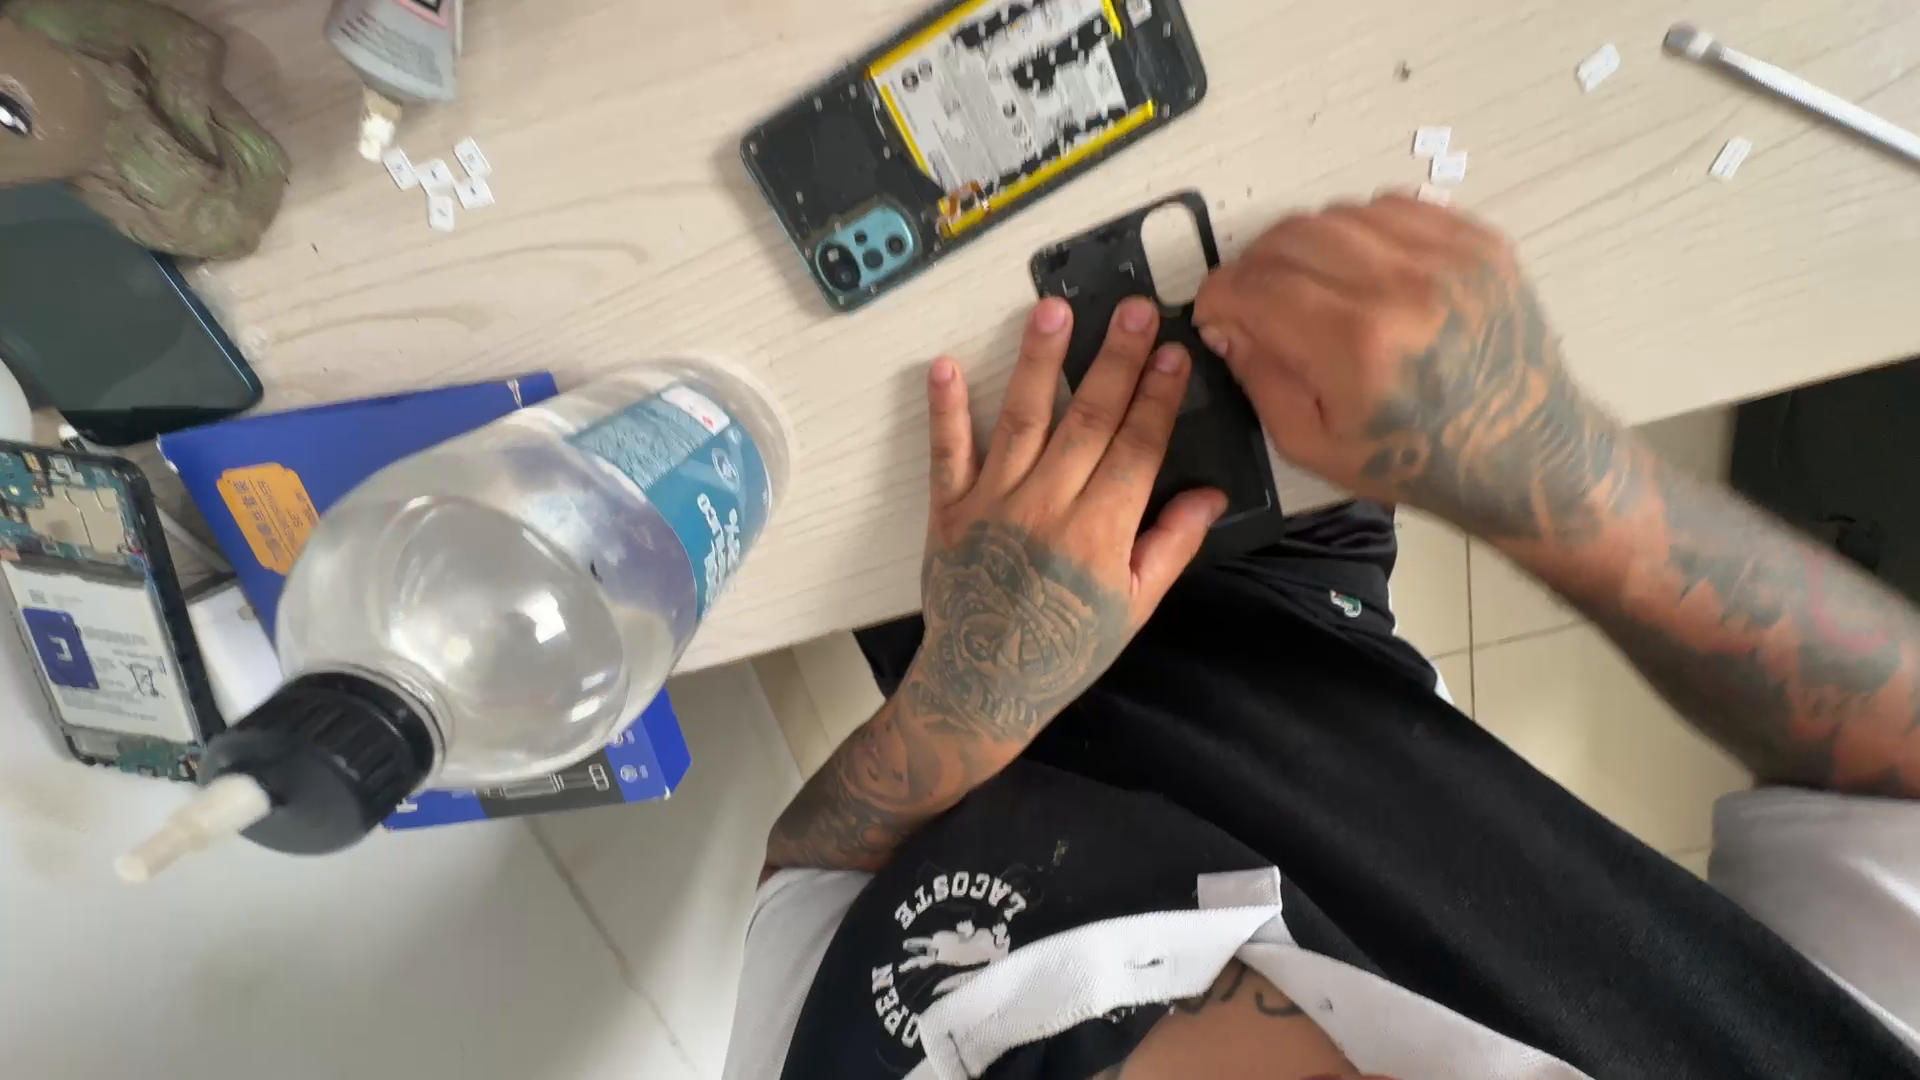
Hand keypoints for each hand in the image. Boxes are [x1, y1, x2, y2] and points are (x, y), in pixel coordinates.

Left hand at [914, 295, 1228, 739]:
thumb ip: (1171, 545)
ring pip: (1021, 419)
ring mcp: (993, 502)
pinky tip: (943, 366)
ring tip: (1050, 309)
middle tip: (1130, 308)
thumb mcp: (1133, 607)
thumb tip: (1210, 493)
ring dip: (1038, 362)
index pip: (1138, 447)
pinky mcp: (948, 508)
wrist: (985, 682)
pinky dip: (945, 409)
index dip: (1159, 397)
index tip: (1174, 351)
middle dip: (1114, 359)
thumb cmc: (1066, 649)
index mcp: (1100, 531)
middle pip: (1088, 419)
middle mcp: (1047, 505)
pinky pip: (947, 452)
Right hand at [1194, 193, 1629, 543]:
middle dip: (1251, 267)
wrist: (1522, 452)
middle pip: (1288, 237)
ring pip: (1334, 214)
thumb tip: (1225, 326)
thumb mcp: (1308, 443)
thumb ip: (1258, 377)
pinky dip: (1353, 232)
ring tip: (1302, 288)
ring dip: (1299, 247)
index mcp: (1353, 343)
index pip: (1254, 285)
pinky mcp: (1476, 239)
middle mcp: (1399, 283)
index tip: (1212, 313)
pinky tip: (1351, 270)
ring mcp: (1446, 253)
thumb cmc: (1408, 460)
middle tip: (1250, 303)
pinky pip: (1389, 206)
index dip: (1217, 295)